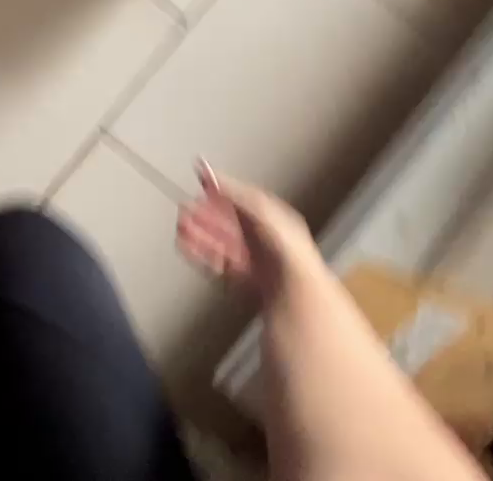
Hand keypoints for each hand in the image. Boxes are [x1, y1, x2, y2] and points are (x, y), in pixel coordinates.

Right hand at [177, 160, 324, 301]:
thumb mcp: (274, 225)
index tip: (200, 175)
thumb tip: (213, 175)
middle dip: (207, 213)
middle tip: (185, 206)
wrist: (312, 318)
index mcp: (283, 227)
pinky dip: (202, 254)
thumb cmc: (299, 270)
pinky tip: (188, 247)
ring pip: (224, 243)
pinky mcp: (249, 285)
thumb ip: (244, 200)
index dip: (224, 188)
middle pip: (233, 222)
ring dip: (201, 233)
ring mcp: (260, 266)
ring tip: (181, 226)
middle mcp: (272, 245)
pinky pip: (220, 264)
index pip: (248, 200)